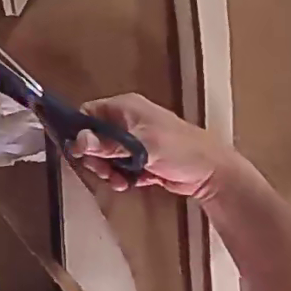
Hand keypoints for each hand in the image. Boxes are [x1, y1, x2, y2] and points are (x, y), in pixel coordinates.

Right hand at [69, 92, 237, 200]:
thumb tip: (78, 141)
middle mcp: (127, 120)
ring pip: (105, 154)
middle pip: (94, 136)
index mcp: (126, 107)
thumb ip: (109, 145)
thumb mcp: (141, 147)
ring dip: (108, 169)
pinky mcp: (140, 157)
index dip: (80, 131)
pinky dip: (120, 175)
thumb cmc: (181, 150)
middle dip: (96, 157)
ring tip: (119, 180)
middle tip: (103, 170)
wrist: (212, 173)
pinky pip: (119, 165)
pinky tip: (129, 183)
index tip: (79, 151)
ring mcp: (134, 139)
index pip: (88, 112)